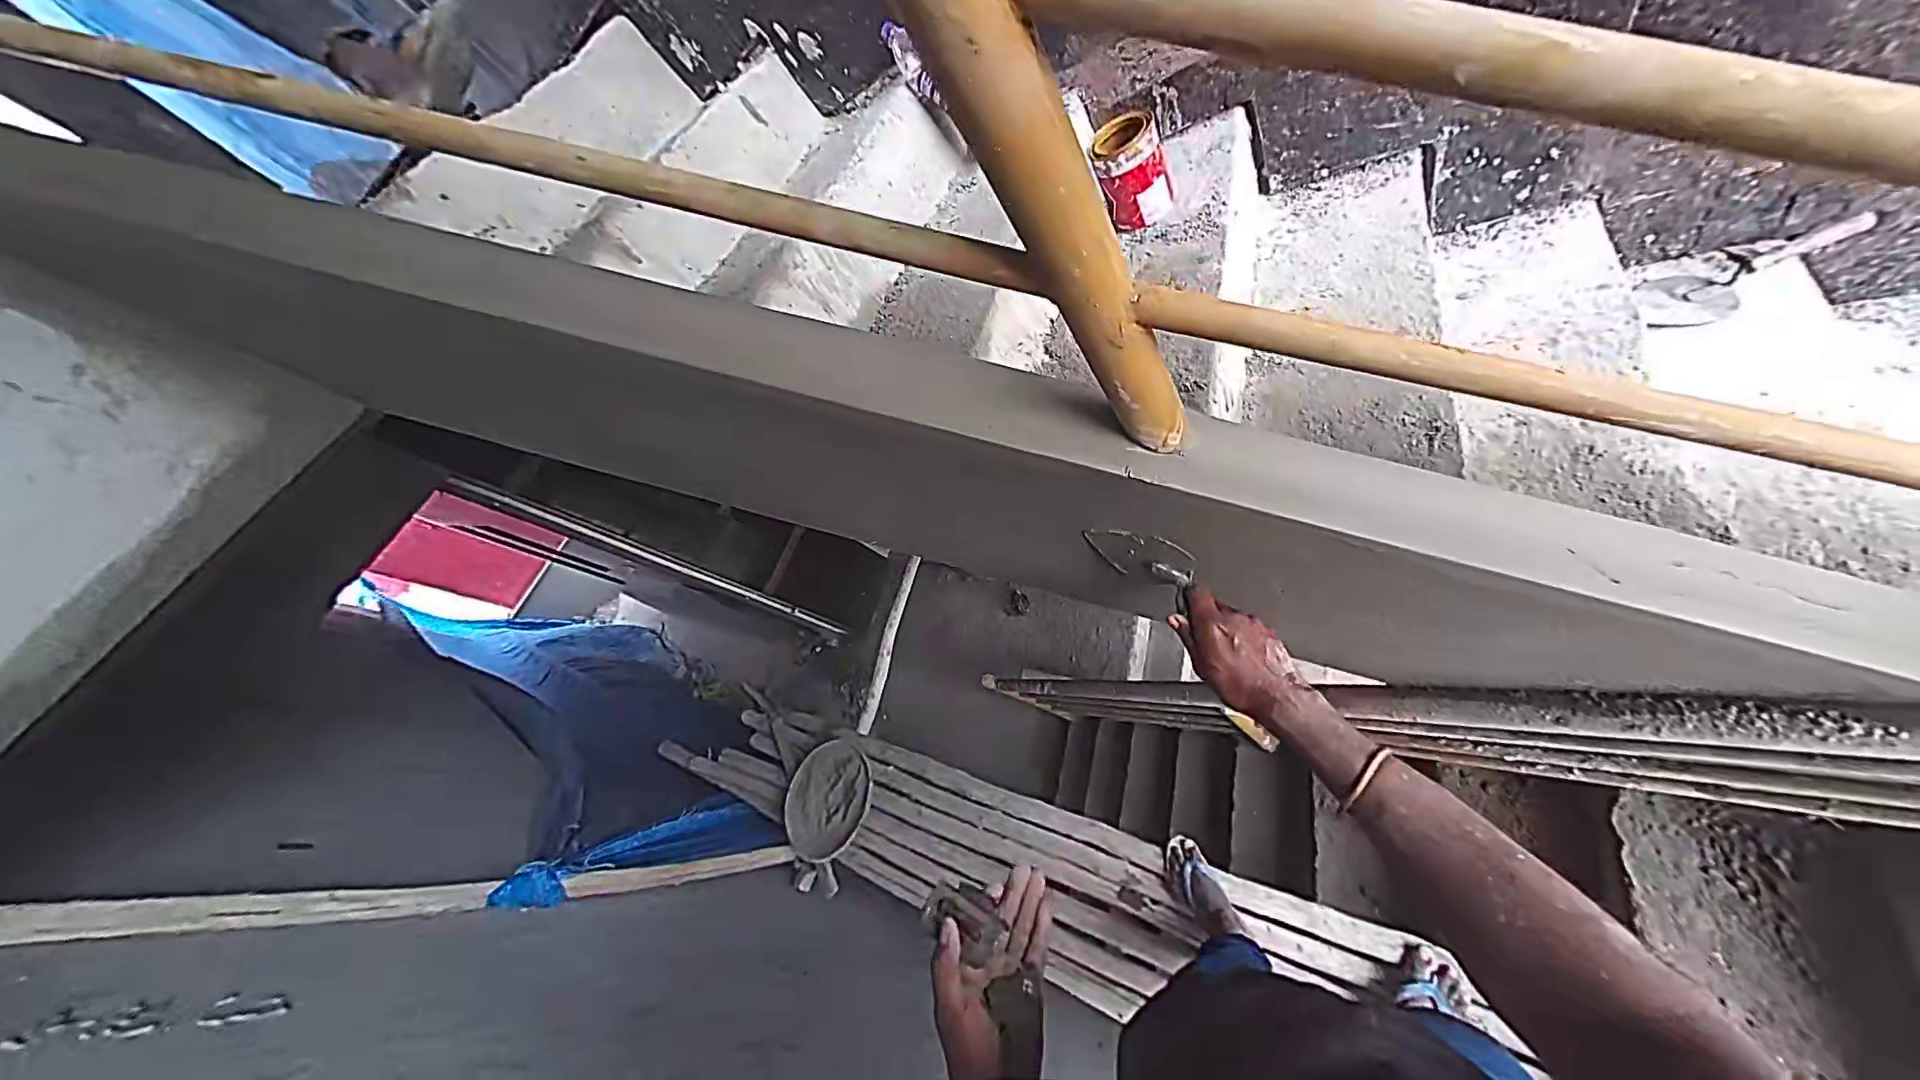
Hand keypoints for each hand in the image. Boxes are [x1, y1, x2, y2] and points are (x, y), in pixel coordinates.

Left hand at [931, 865, 1051, 1079]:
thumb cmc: (967, 1054)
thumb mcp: (950, 1005)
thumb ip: (946, 964)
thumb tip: (948, 926)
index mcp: (966, 966)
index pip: (977, 924)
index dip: (986, 903)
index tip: (996, 884)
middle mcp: (988, 965)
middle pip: (1004, 923)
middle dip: (1014, 896)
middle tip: (1023, 871)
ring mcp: (1011, 974)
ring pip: (1022, 931)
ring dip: (1030, 906)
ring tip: (1038, 881)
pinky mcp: (1031, 986)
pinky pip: (1037, 952)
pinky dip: (1042, 931)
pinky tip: (1046, 912)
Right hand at [1169, 583, 1306, 717]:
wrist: (1275, 696)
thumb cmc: (1239, 685)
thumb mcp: (1201, 664)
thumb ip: (1188, 636)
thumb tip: (1177, 621)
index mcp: (1212, 622)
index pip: (1197, 592)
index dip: (1190, 596)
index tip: (1187, 604)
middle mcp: (1233, 617)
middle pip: (1215, 606)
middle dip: (1209, 619)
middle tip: (1206, 641)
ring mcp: (1253, 623)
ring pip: (1233, 618)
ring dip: (1228, 630)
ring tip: (1227, 655)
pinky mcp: (1268, 631)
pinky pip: (1250, 628)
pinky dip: (1244, 638)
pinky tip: (1243, 658)